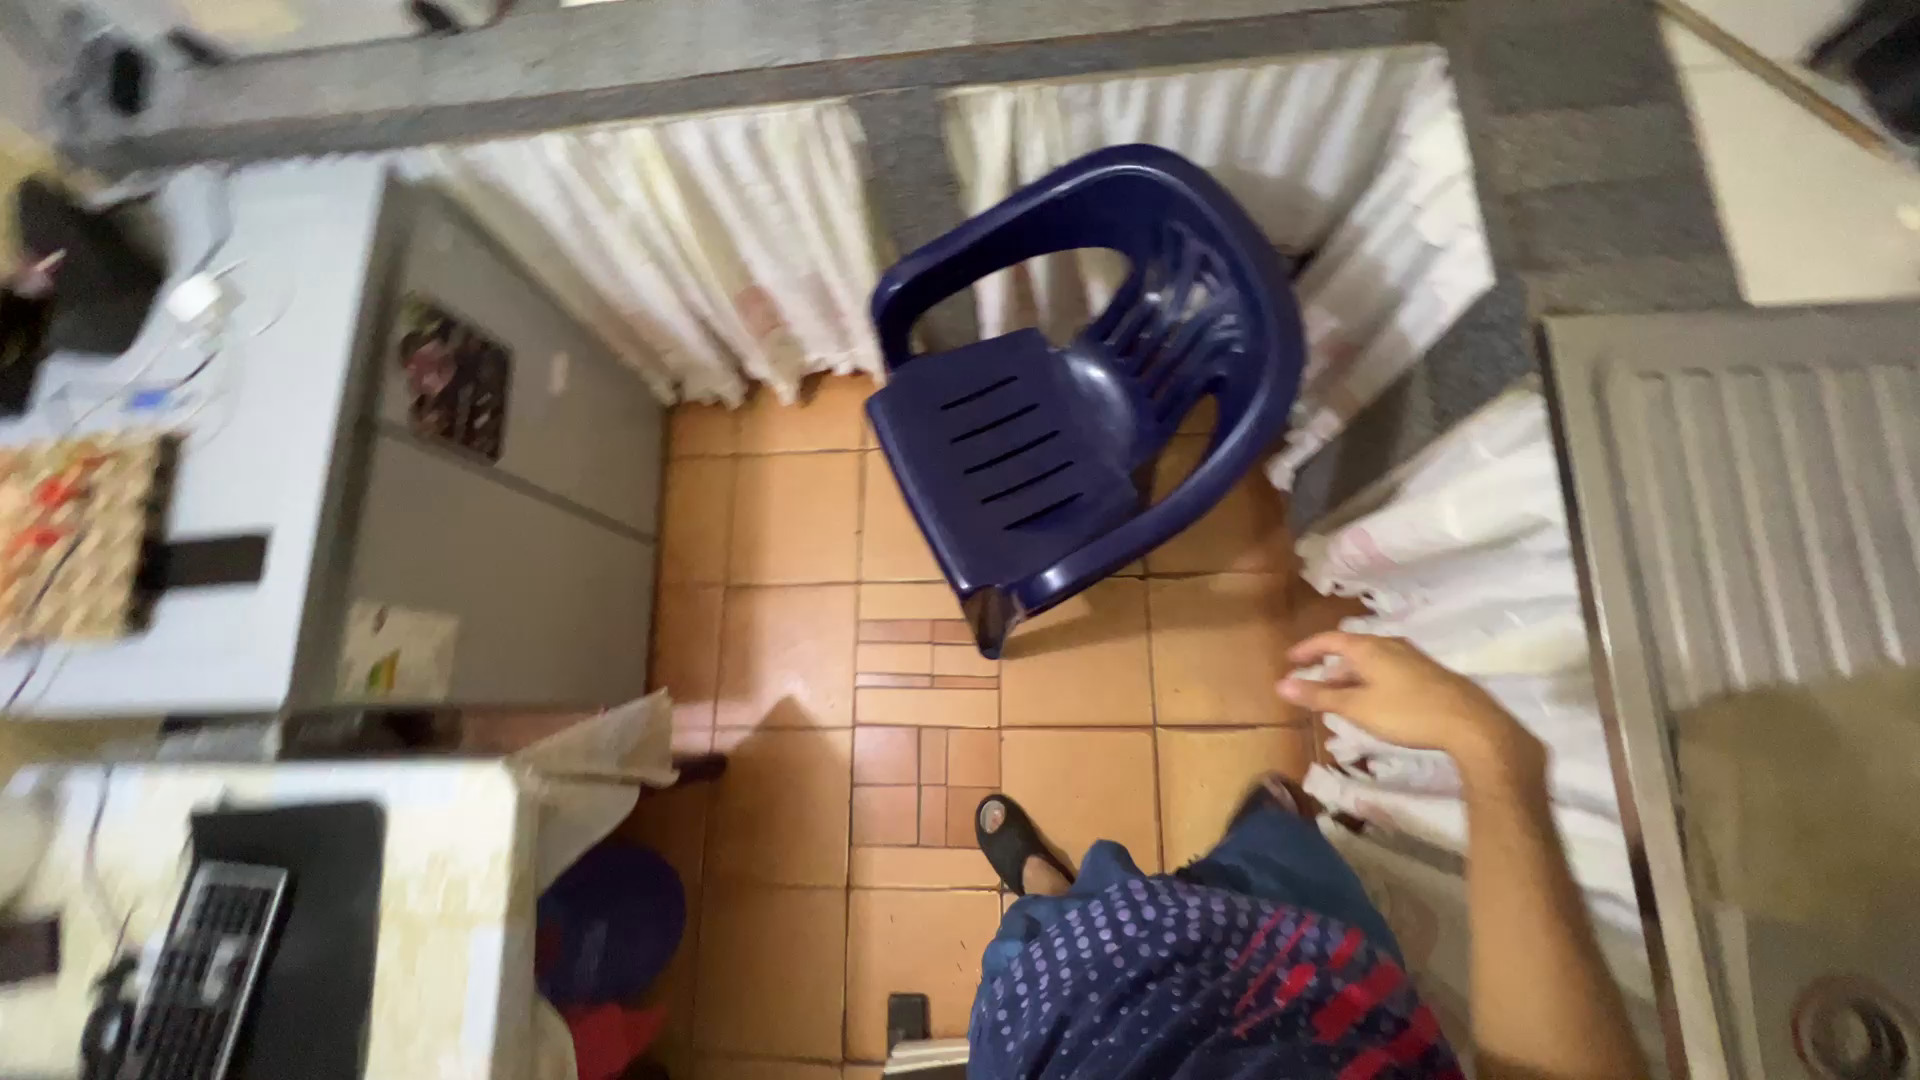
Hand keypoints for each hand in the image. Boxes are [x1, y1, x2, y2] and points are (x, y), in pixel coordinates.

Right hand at [1279, 631, 1541, 776]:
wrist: (1473, 726)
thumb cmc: (1407, 713)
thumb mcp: (1356, 707)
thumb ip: (1318, 696)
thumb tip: (1281, 685)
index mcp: (1368, 647)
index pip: (1328, 639)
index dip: (1307, 649)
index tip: (1291, 660)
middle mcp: (1390, 645)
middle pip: (1351, 650)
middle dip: (1329, 667)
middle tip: (1314, 684)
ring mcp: (1413, 658)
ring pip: (1372, 662)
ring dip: (1351, 677)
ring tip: (1341, 698)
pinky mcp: (1429, 674)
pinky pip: (1388, 670)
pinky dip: (1371, 681)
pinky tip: (1374, 702)